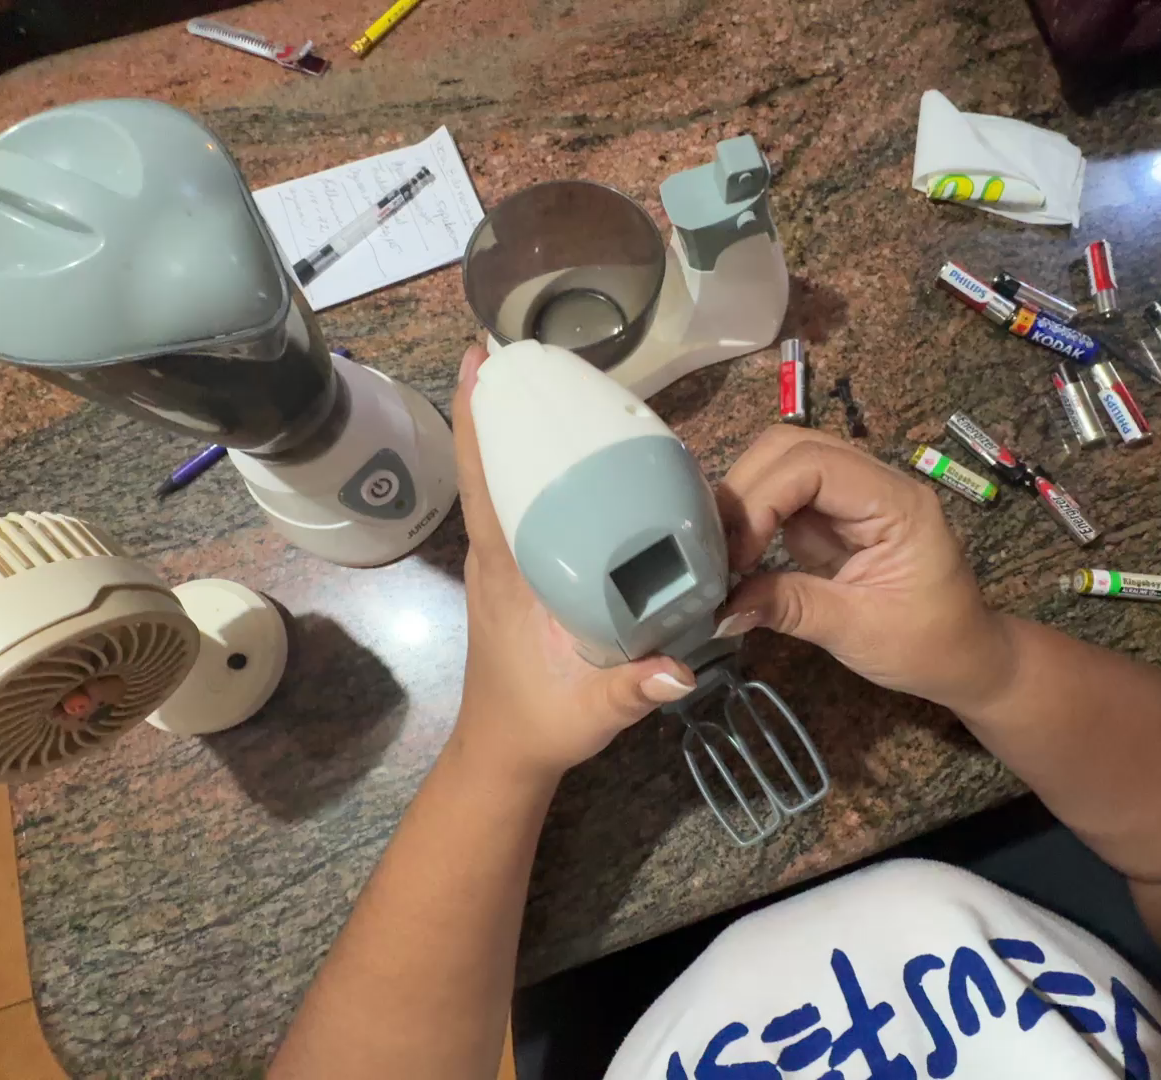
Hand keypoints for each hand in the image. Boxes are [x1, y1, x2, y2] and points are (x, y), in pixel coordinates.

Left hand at [448, 344, 697, 777]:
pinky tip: (570, 452)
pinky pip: (519, 505)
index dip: (477, 423)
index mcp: (510, 574)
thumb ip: (635, 690)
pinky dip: (532, 466)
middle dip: (498, 407)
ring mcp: (505, 562)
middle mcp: (500, 556)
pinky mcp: (517, 570)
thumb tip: (683, 667)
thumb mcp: (593, 712)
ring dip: (513, 431)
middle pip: (491, 467)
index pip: (486, 486)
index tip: (477, 361)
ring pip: (503, 482)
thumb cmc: (541, 722)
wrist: (506, 747)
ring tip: (543, 381)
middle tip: (522, 352)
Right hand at [714, 426, 1010, 714]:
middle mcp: (872, 482)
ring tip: (722, 549)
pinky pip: (781, 495)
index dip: (763, 500)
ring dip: (744, 499)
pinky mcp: (832, 514)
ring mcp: (851, 495)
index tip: (738, 556)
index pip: (814, 464)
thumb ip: (790, 608)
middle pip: (791, 446)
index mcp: (895, 502)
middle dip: (745, 490)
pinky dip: (752, 516)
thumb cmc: (928, 644)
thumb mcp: (859, 632)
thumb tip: (721, 608)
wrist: (963, 655)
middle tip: (717, 547)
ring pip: (780, 462)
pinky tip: (737, 551)